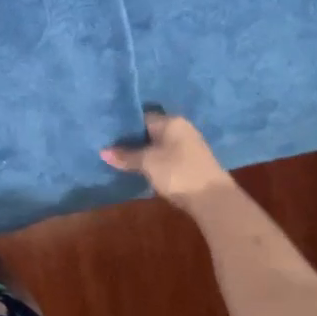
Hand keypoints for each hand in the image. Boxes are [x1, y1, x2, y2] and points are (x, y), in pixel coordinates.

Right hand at [101, 112, 234, 210]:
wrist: (213, 200)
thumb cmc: (178, 172)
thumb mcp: (148, 163)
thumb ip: (126, 156)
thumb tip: (103, 151)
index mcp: (171, 121)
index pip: (142, 116)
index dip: (124, 125)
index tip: (107, 133)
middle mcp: (181, 128)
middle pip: (150, 130)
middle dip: (132, 139)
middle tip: (109, 146)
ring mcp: (188, 146)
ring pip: (158, 144)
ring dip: (143, 152)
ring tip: (120, 159)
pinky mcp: (191, 163)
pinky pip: (166, 156)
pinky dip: (154, 161)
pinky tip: (141, 169)